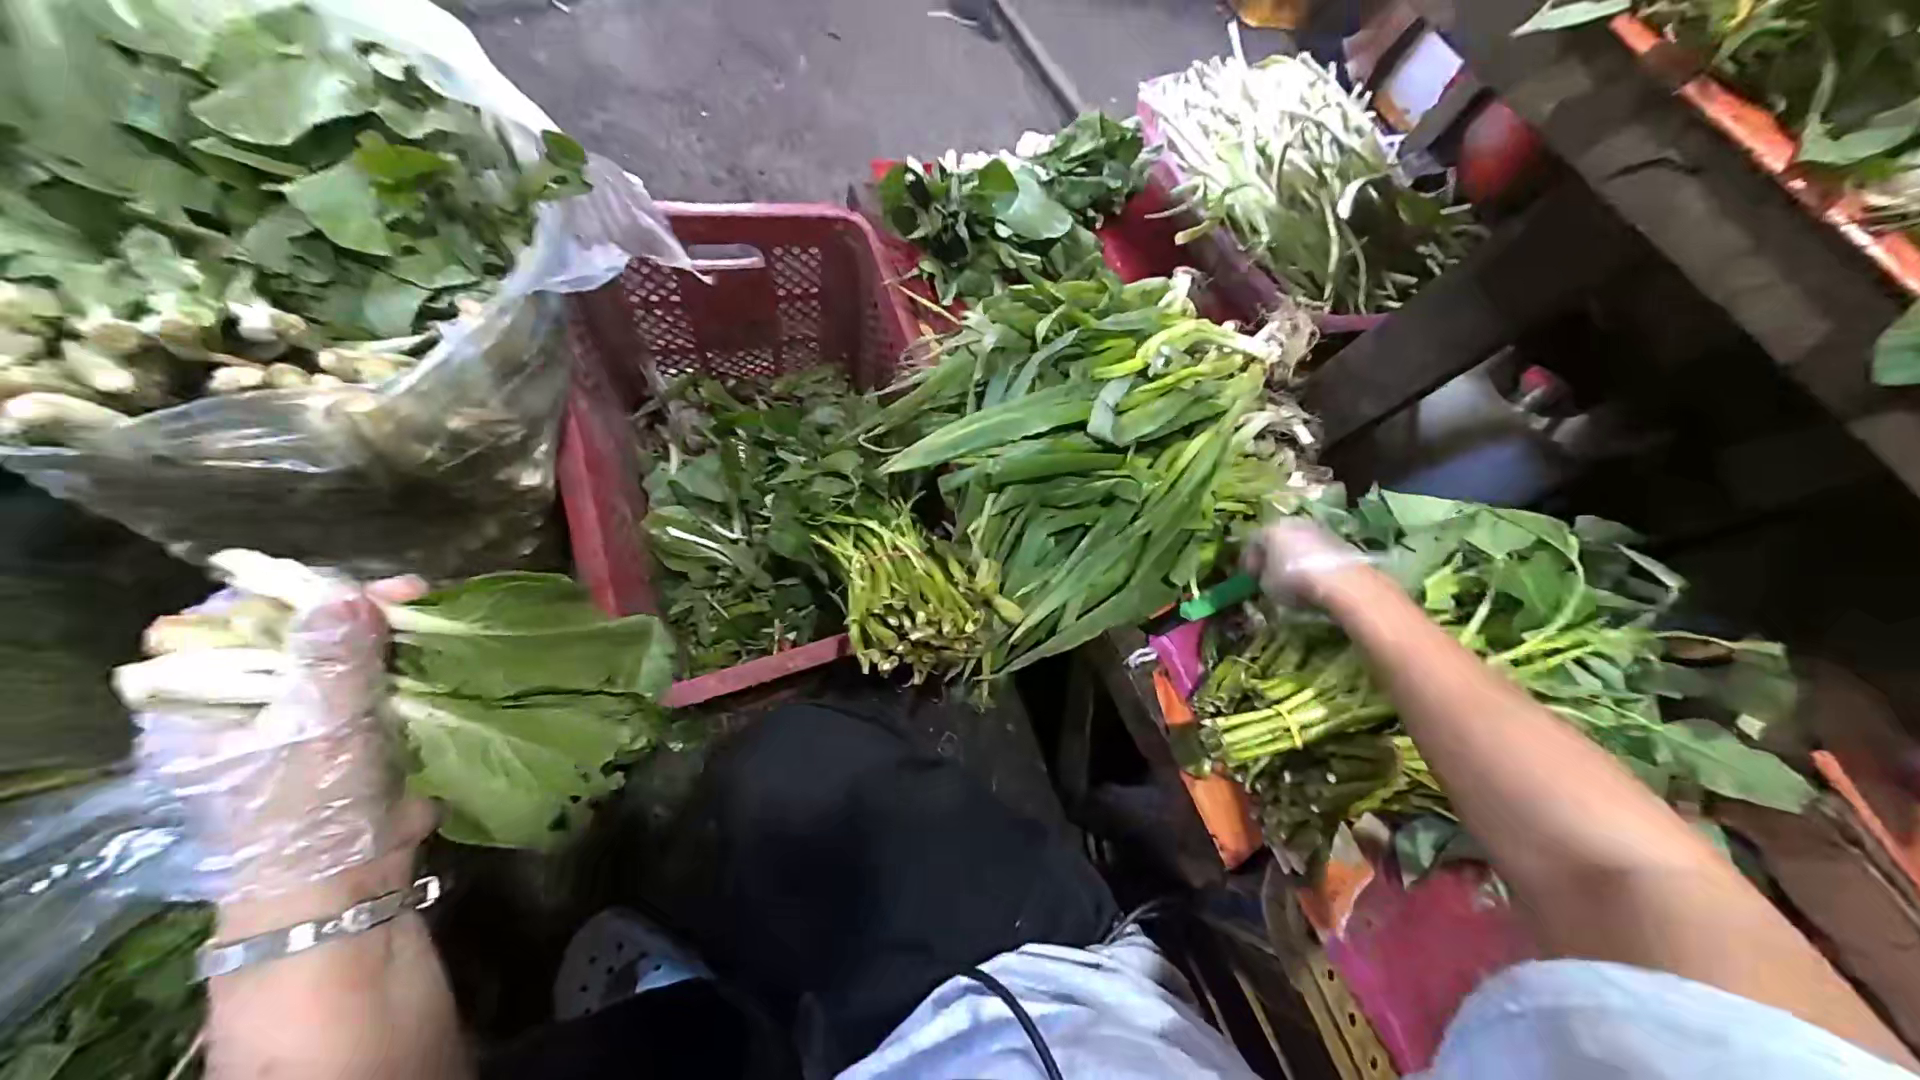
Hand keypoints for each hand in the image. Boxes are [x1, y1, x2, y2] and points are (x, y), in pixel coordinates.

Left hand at [121, 553, 430, 899]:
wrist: (346, 881)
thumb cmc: (307, 811)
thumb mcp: (317, 732)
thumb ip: (333, 664)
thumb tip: (348, 595)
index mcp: (209, 702)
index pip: (242, 624)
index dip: (298, 599)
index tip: (352, 590)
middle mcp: (255, 700)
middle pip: (304, 633)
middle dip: (357, 611)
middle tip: (409, 594)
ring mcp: (309, 712)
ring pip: (349, 652)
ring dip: (389, 633)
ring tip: (429, 612)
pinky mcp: (356, 725)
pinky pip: (382, 677)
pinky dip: (409, 659)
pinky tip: (437, 646)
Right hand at [1241, 519, 1372, 609]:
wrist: (1343, 582)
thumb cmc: (1295, 581)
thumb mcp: (1266, 585)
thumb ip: (1262, 576)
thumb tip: (1268, 575)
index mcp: (1270, 530)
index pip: (1252, 542)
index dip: (1249, 560)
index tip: (1250, 577)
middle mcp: (1293, 523)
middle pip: (1276, 539)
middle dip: (1272, 556)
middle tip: (1269, 574)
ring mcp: (1318, 530)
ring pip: (1297, 543)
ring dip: (1292, 558)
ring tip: (1293, 578)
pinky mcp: (1338, 540)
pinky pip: (1315, 551)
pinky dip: (1310, 561)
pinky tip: (1312, 577)